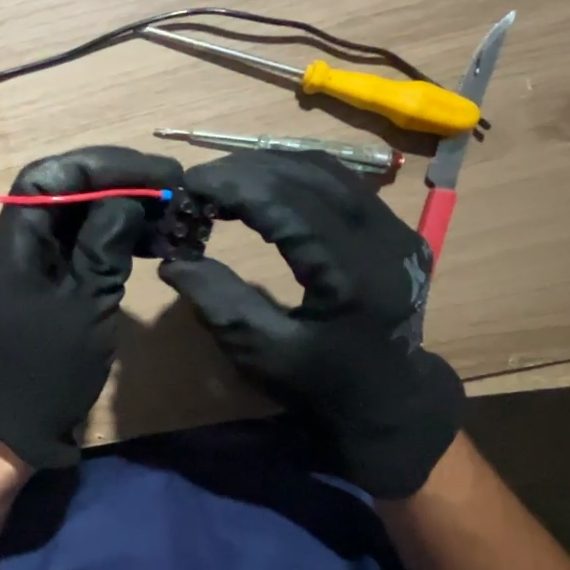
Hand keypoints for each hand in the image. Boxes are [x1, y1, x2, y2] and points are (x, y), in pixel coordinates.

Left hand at [0, 146, 182, 468]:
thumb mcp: (86, 302)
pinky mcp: (48, 282)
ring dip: (122, 210)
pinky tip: (154, 242)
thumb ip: (105, 244)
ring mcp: (32, 263)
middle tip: (169, 189)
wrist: (21, 422)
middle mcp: (16, 244)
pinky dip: (114, 238)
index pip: (47, 177)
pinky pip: (80, 245)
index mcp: (13, 243)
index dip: (98, 164)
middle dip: (117, 183)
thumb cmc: (50, 366)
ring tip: (171, 217)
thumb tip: (127, 198)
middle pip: (63, 191)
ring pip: (76, 217)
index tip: (150, 174)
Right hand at [159, 150, 462, 497]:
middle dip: (248, 170)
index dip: (236, 186)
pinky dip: (295, 177)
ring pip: (329, 172)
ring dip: (271, 167)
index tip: (191, 183)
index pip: (291, 205)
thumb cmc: (320, 384)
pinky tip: (262, 188)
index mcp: (352, 276)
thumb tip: (171, 260)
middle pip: (311, 177)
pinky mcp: (396, 228)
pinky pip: (342, 184)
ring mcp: (397, 230)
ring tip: (223, 181)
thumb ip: (219, 303)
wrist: (388, 401)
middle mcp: (384, 241)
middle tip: (198, 182)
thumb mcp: (260, 354)